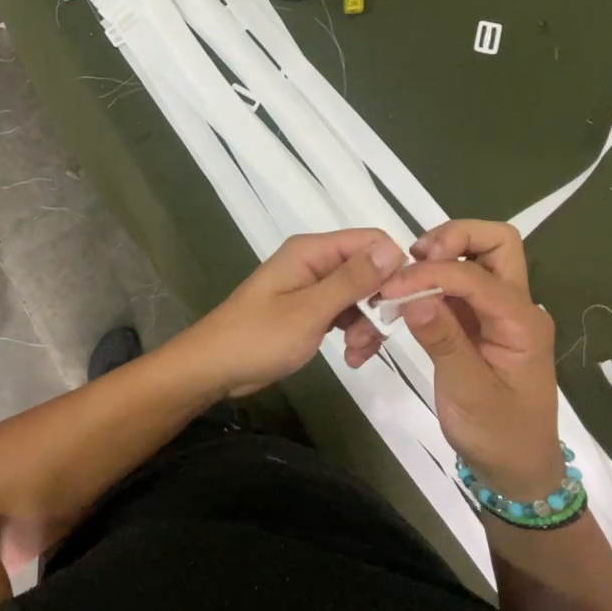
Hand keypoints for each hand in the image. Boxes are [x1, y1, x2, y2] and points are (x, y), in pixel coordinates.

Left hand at [169, 229, 402, 398]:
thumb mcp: (309, 311)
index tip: (397, 306)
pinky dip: (353, 334)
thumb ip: (351, 280)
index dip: (392, 271)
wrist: (214, 368)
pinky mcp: (309, 310)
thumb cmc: (257, 338)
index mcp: (310, 251)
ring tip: (357, 354)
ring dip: (367, 326)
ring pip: (361, 297)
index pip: (372, 242)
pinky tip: (351, 358)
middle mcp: (313, 262)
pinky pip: (345, 314)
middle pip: (369, 271)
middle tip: (370, 340)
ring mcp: (310, 287)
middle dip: (378, 306)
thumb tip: (394, 249)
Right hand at [344, 220, 562, 498]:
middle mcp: (514, 306)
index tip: (388, 290)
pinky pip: (453, 285)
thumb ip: (443, 340)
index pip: (474, 274)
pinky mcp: (474, 322)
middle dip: (452, 237)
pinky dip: (426, 281)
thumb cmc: (499, 434)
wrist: (516, 468)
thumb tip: (412, 296)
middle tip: (413, 258)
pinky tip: (399, 300)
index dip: (429, 274)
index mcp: (522, 322)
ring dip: (437, 255)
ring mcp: (495, 312)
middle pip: (495, 242)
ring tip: (402, 277)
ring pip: (473, 256)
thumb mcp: (470, 393)